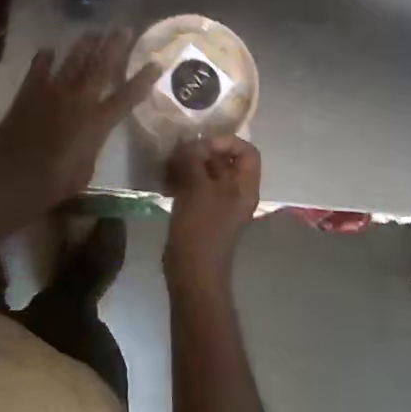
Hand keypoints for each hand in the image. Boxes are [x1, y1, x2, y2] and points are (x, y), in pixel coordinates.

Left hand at [0, 31, 159, 207]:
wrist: (12, 177)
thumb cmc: (54, 183)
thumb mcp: (85, 169)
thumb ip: (92, 146)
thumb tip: (91, 135)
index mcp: (97, 122)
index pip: (127, 97)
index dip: (143, 80)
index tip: (156, 63)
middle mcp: (78, 100)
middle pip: (101, 67)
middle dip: (115, 47)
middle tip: (124, 28)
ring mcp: (51, 93)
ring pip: (72, 62)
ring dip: (84, 46)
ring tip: (93, 31)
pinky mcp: (28, 94)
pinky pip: (37, 70)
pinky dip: (43, 59)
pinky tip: (48, 50)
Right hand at [164, 134, 260, 289]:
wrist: (192, 270)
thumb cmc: (201, 228)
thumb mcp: (198, 189)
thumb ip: (194, 160)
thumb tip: (189, 142)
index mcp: (245, 186)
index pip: (247, 151)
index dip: (226, 142)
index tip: (201, 145)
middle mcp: (235, 192)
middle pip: (223, 160)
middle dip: (200, 152)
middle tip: (177, 153)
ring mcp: (217, 202)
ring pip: (205, 172)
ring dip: (186, 165)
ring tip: (166, 166)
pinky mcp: (199, 210)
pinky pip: (193, 186)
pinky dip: (180, 179)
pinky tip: (164, 180)